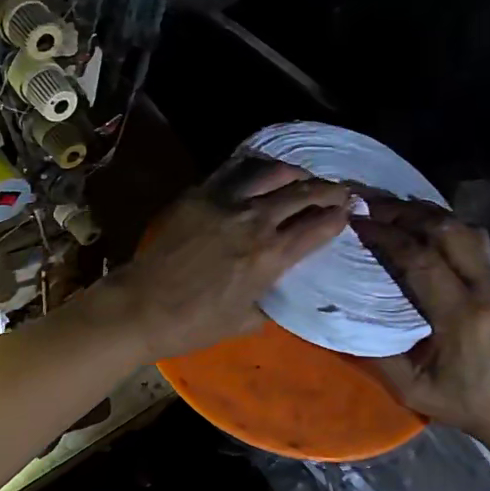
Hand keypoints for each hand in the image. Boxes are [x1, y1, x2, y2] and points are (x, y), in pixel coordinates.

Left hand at [103, 156, 351, 360]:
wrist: (141, 306)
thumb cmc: (193, 323)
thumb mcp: (244, 322)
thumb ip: (270, 302)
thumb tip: (278, 289)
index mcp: (270, 257)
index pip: (318, 228)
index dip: (338, 217)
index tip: (348, 213)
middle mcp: (254, 222)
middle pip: (302, 193)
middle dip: (328, 189)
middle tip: (339, 190)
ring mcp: (224, 202)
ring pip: (271, 173)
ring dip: (295, 173)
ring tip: (303, 177)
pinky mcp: (198, 194)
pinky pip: (233, 170)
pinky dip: (255, 167)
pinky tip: (261, 171)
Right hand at [351, 196, 489, 453]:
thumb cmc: (467, 404)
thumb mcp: (412, 389)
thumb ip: (376, 356)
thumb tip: (337, 320)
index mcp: (462, 315)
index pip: (420, 259)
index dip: (385, 235)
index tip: (354, 223)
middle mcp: (486, 289)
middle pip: (446, 229)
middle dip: (404, 212)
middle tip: (367, 206)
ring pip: (463, 228)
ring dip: (424, 214)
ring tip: (389, 211)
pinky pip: (472, 238)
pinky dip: (442, 224)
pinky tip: (419, 227)